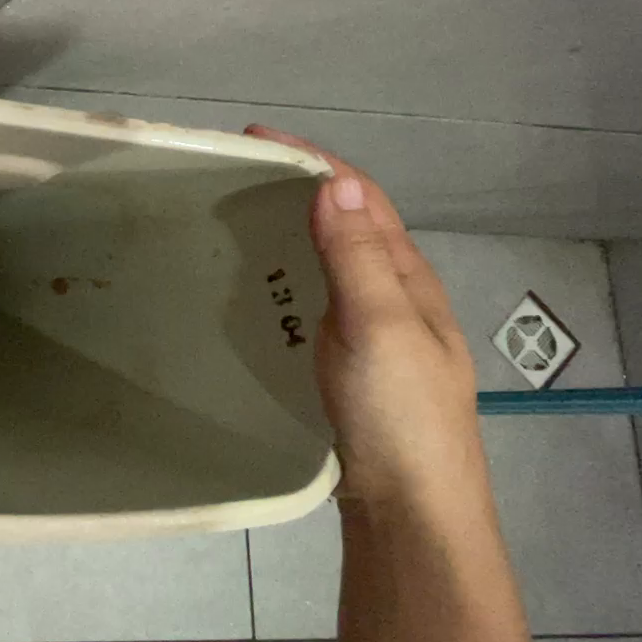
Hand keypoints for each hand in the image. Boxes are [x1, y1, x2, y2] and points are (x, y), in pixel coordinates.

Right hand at [246, 126, 484, 512]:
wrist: (408, 503)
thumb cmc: (397, 412)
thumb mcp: (379, 327)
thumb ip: (357, 257)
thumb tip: (333, 181)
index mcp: (407, 278)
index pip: (361, 197)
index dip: (312, 159)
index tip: (252, 138)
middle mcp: (392, 292)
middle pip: (345, 219)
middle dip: (296, 182)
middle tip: (233, 173)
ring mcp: (371, 325)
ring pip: (328, 253)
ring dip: (288, 221)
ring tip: (233, 213)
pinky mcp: (346, 352)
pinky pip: (312, 287)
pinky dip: (283, 263)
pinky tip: (253, 278)